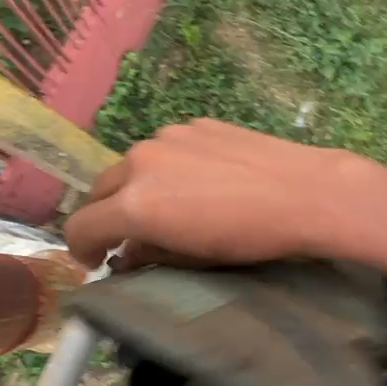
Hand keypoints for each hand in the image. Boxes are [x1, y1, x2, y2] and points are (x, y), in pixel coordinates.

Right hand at [63, 119, 386, 278]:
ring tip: (171, 206)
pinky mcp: (196, 123)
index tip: (98, 261)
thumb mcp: (192, 258)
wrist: (305, 192)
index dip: (82, 250)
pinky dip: (168, 167)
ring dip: (137, 188)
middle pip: (100, 190)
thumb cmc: (249, 238)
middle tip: (127, 238)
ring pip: (134, 165)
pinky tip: (203, 181)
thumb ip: (148, 254)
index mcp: (134, 202)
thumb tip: (127, 254)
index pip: (81, 227)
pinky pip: (168, 148)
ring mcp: (169, 136)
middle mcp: (141, 161)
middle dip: (106, 216)